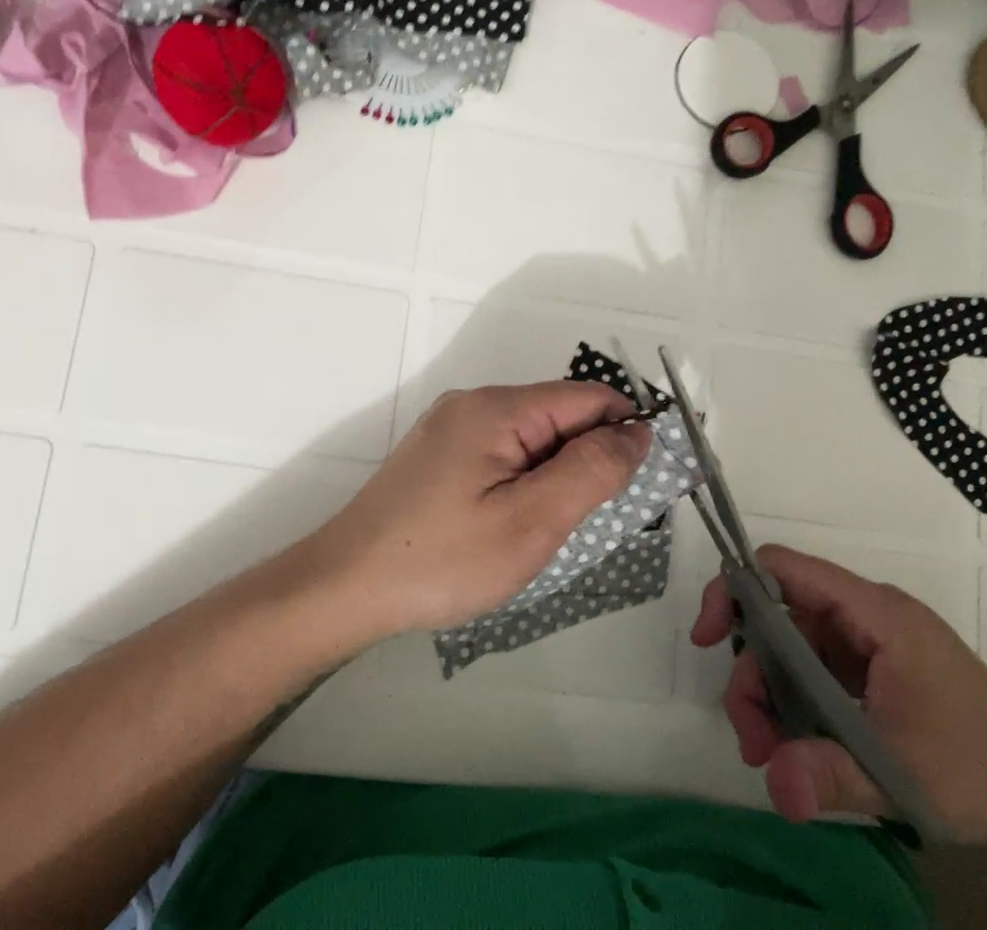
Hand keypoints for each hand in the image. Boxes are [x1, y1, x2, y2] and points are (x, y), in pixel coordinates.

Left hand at [308, 382, 650, 636]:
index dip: (625, 433)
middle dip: (587, 462)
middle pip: (558, 417)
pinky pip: (499, 459)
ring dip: (554, 479)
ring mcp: (447, 433)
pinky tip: (511, 528)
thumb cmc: (443, 560)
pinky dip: (521, 487)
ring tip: (547, 534)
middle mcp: (470, 406)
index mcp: (496, 409)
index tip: (641, 486)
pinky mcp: (434, 462)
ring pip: (529, 442)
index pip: (587, 398)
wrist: (345, 588)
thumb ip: (591, 470)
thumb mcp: (532, 520)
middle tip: (585, 525)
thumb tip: (636, 431)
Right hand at [691, 545, 986, 845]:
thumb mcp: (902, 775)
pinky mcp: (872, 677)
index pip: (786, 570)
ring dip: (767, 699)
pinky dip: (791, 708)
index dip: (736, 592)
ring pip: (790, 652)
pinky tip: (795, 752)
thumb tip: (773, 787)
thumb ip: (830, 774)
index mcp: (880, 617)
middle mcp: (869, 621)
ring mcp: (870, 649)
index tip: (708, 640)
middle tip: (752, 741)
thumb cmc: (986, 773)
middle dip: (751, 676)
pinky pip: (811, 675)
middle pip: (778, 620)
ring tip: (773, 758)